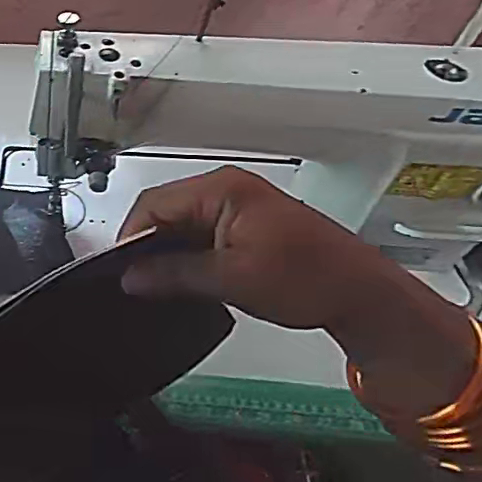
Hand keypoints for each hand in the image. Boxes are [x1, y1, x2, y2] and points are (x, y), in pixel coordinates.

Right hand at [118, 166, 475, 412]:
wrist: (361, 293)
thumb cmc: (308, 278)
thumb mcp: (231, 279)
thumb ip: (174, 275)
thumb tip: (132, 277)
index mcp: (222, 189)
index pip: (154, 204)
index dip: (131, 237)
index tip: (120, 270)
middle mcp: (226, 188)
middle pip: (165, 211)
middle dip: (148, 245)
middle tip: (137, 281)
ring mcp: (235, 204)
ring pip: (181, 223)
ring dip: (169, 252)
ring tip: (159, 283)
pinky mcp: (243, 222)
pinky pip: (200, 232)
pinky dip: (188, 254)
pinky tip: (185, 278)